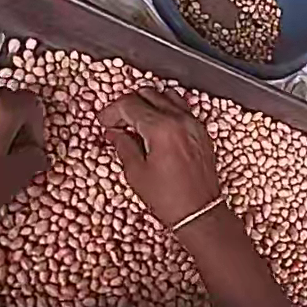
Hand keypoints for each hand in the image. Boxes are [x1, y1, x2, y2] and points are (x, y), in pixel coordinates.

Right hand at [98, 88, 221, 227]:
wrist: (201, 213)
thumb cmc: (168, 198)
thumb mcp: (137, 173)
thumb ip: (123, 145)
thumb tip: (114, 132)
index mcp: (161, 128)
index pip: (129, 104)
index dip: (111, 112)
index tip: (104, 123)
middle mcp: (180, 120)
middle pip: (147, 93)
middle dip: (128, 105)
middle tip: (117, 123)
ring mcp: (194, 124)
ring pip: (166, 96)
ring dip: (148, 103)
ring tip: (136, 123)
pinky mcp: (202, 132)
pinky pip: (181, 108)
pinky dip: (166, 109)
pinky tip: (157, 127)